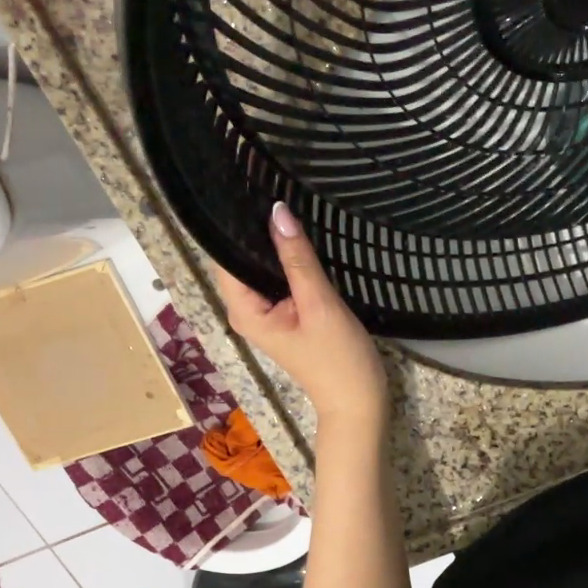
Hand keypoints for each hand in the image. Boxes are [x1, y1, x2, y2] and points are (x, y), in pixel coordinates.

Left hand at [214, 203, 388, 426]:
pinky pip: (279, 280)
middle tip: (271, 185)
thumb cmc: (339, 359)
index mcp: (244, 309)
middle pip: (243, 259)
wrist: (360, 402)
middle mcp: (246, 309)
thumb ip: (298, 259)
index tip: (248, 185)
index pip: (227, 255)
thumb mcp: (320, 304)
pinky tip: (301, 241)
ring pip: (262, 268)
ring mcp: (266, 313)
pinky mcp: (286, 315)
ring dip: (275, 245)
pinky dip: (288, 262)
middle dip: (257, 230)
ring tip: (288, 205)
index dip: (236, 222)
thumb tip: (278, 212)